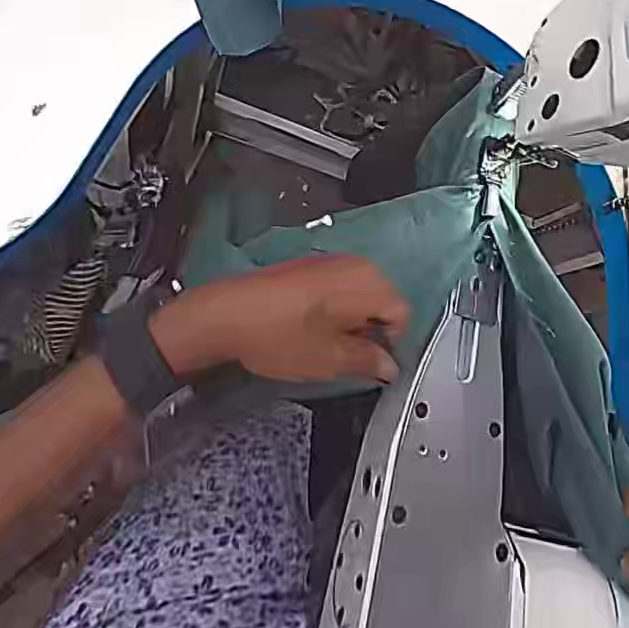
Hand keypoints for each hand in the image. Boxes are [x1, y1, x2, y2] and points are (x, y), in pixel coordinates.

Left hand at [148, 255, 409, 383]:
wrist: (226, 314)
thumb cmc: (279, 335)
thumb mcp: (330, 359)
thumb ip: (368, 361)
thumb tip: (388, 366)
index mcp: (368, 283)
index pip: (402, 313)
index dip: (390, 341)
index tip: (372, 359)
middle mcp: (355, 265)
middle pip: (384, 298)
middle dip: (373, 326)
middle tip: (349, 351)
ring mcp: (332, 261)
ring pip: (362, 291)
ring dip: (354, 316)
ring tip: (327, 339)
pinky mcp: (311, 264)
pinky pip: (340, 284)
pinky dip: (337, 304)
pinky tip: (312, 324)